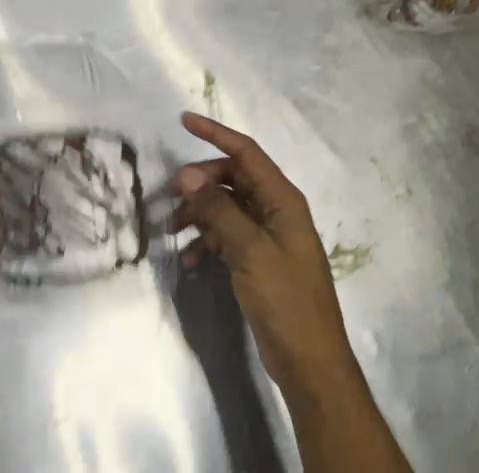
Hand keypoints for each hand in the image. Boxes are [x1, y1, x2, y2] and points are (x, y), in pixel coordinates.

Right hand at [169, 112, 356, 395]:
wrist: (308, 359)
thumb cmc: (285, 298)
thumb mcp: (248, 249)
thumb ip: (218, 208)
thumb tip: (187, 174)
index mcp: (283, 200)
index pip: (246, 152)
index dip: (215, 133)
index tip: (183, 120)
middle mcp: (276, 211)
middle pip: (232, 179)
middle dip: (200, 183)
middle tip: (170, 196)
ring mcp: (267, 236)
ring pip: (225, 208)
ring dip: (198, 214)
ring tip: (173, 232)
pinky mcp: (258, 260)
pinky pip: (226, 236)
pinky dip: (205, 241)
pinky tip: (190, 260)